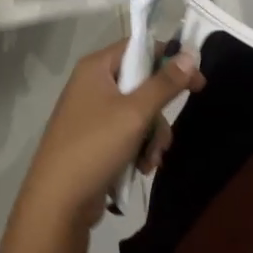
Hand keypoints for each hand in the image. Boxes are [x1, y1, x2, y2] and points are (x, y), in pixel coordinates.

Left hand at [13, 39, 205, 225]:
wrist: (57, 205)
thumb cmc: (95, 147)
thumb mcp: (135, 112)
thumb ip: (164, 83)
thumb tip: (189, 54)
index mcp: (96, 68)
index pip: (138, 47)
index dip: (168, 59)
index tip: (194, 79)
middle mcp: (92, 85)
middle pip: (141, 83)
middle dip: (158, 111)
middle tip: (169, 129)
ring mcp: (91, 115)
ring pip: (138, 112)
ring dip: (152, 135)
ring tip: (151, 158)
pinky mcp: (93, 142)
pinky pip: (126, 133)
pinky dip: (139, 148)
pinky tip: (142, 167)